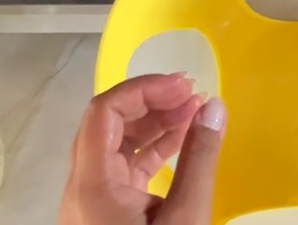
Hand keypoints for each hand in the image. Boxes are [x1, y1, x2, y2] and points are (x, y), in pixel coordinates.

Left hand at [60, 74, 226, 224]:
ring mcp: (90, 206)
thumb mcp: (186, 218)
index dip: (143, 88)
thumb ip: (200, 157)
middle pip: (108, 124)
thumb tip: (215, 105)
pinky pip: (124, 169)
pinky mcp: (103, 218)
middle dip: (152, 102)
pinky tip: (184, 142)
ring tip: (196, 113)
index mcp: (91, 185)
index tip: (184, 86)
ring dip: (155, 123)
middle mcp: (82, 190)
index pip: (105, 112)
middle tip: (194, 96)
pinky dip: (153, 149)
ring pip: (116, 145)